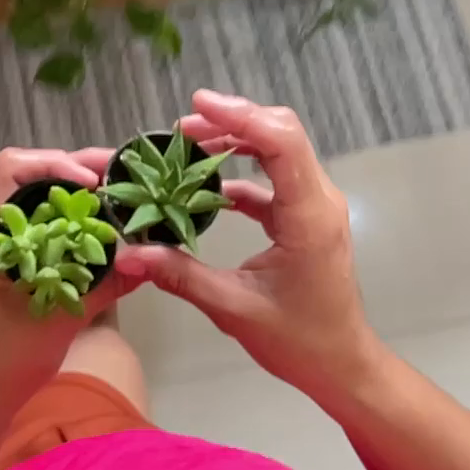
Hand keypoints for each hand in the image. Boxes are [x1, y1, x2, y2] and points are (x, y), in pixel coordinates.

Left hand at [0, 147, 140, 417]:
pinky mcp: (10, 252)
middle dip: (77, 169)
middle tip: (122, 177)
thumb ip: (106, 284)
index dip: (55, 162)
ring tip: (119, 193)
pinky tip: (102, 221)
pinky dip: (71, 213)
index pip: (13, 168)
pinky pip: (41, 216)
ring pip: (38, 192)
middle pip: (31, 172)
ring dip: (77, 190)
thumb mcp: (62, 317)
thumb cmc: (9, 357)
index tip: (94, 183)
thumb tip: (151, 259)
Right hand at [115, 91, 382, 401]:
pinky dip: (240, 170)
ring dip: (235, 139)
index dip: (241, 116)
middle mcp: (318, 199)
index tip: (197, 105)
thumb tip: (128, 252)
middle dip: (231, 120)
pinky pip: (272, 177)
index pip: (282, 143)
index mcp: (309, 216)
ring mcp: (314, 205)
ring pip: (278, 149)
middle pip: (281, 133)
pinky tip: (205, 185)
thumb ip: (181, 275)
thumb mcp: (233, 308)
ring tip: (188, 144)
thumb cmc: (297, 340)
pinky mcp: (304, 215)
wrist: (341, 364)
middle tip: (181, 127)